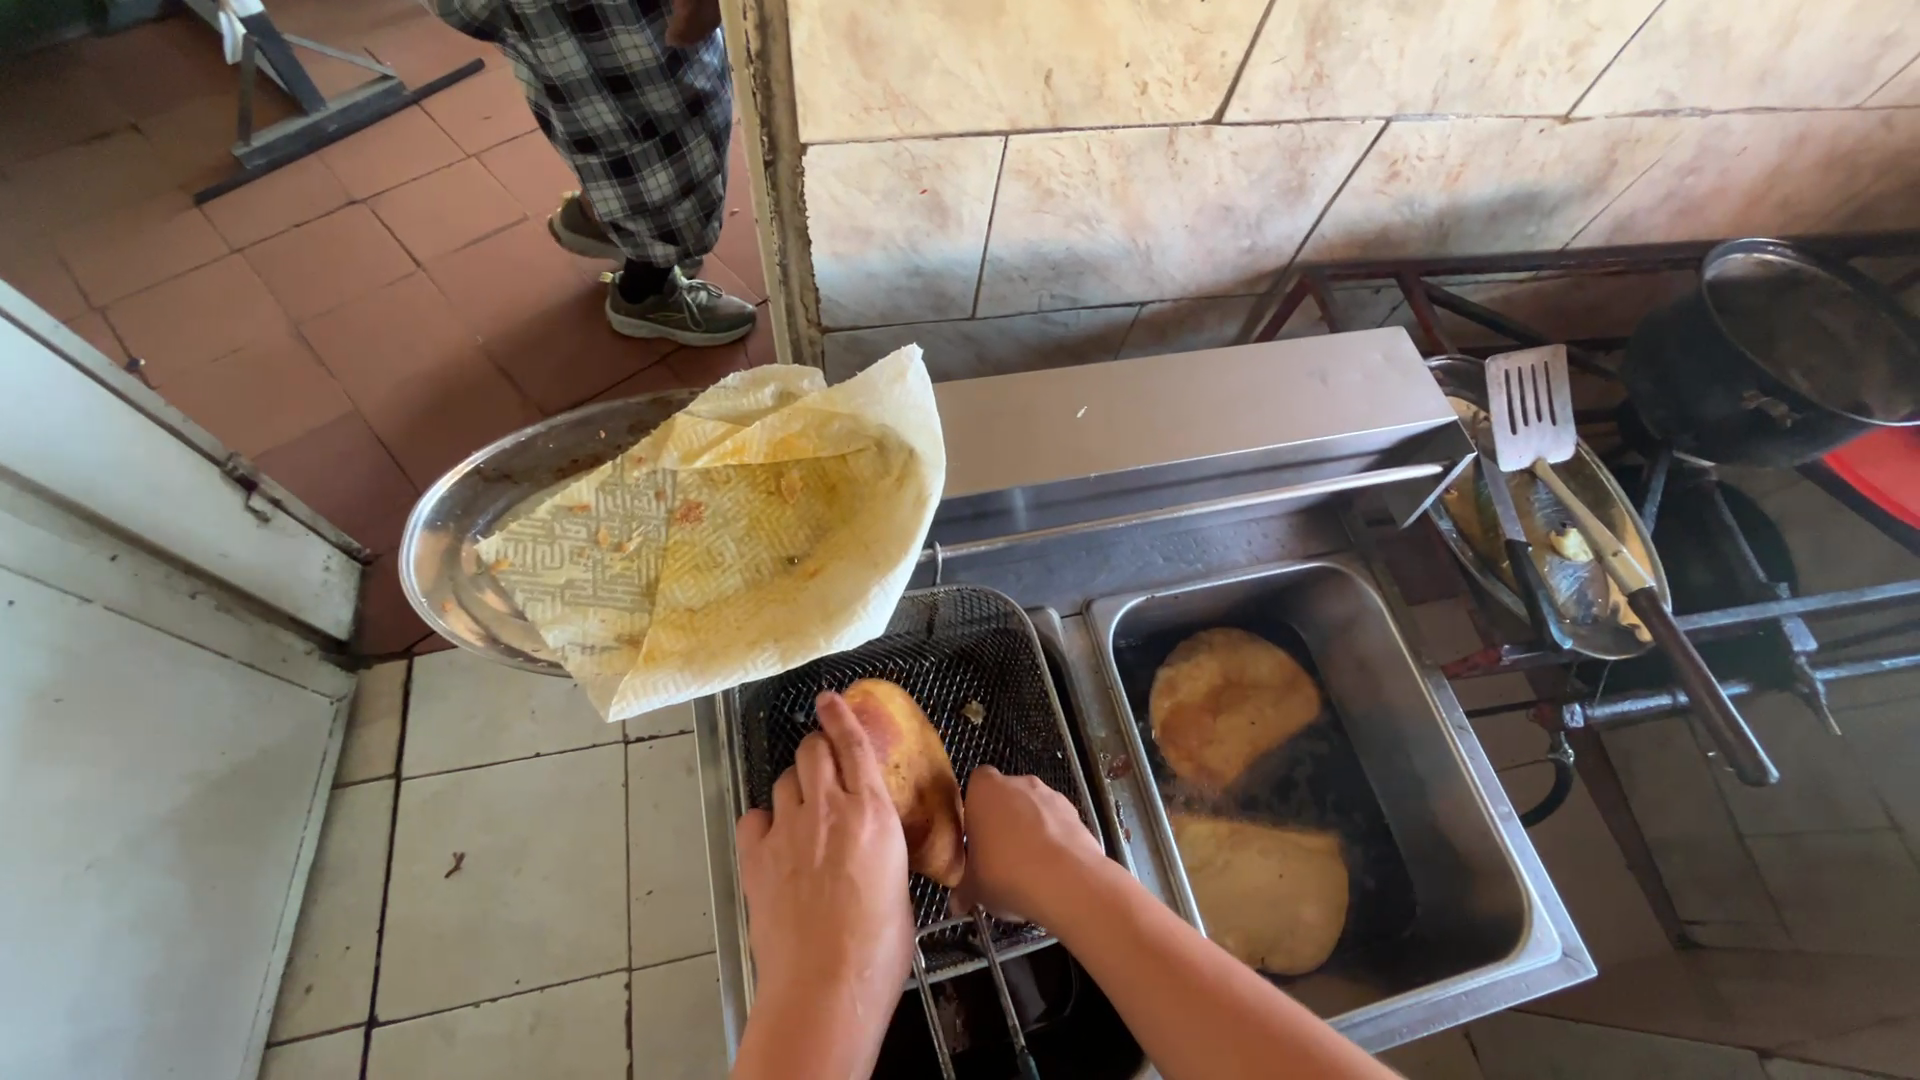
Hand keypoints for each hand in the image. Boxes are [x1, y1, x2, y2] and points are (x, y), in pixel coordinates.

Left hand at [736, 691, 913, 1001]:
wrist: (826, 985)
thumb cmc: (879, 943)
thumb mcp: (899, 880)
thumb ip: (882, 845)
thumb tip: (873, 840)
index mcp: (872, 811)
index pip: (852, 743)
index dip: (839, 714)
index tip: (829, 698)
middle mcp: (828, 808)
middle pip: (811, 751)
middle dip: (816, 749)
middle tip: (822, 765)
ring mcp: (788, 830)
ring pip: (783, 780)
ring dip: (795, 787)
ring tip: (802, 812)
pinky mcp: (756, 856)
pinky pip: (755, 817)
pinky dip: (765, 822)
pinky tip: (775, 840)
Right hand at [954, 766, 1105, 923]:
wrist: (1067, 883)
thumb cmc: (1007, 873)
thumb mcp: (973, 887)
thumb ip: (963, 888)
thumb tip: (959, 901)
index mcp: (985, 789)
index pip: (975, 786)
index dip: (975, 811)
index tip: (975, 838)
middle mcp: (1019, 783)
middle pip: (1006, 798)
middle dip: (1004, 823)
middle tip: (999, 858)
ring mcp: (1051, 796)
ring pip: (1034, 811)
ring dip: (1031, 832)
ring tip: (1030, 871)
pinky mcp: (1076, 814)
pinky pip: (1057, 826)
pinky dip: (1055, 843)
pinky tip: (1052, 872)